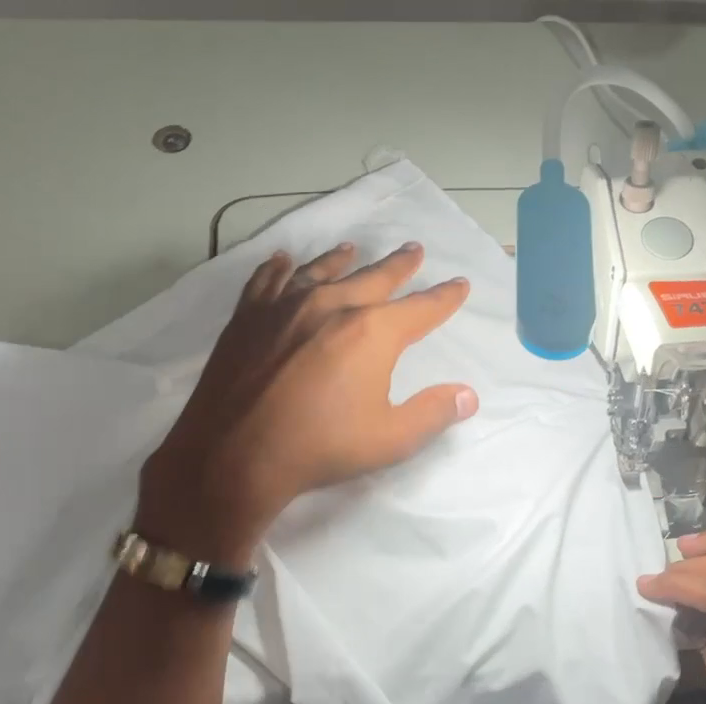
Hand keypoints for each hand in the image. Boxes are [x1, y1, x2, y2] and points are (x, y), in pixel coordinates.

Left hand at [139, 242, 475, 560]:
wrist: (237, 452)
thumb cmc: (322, 447)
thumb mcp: (391, 439)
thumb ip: (434, 413)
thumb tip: (468, 395)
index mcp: (372, 333)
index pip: (421, 309)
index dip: (444, 298)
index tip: (459, 285)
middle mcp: (331, 306)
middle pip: (374, 278)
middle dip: (399, 266)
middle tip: (414, 251)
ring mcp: (285, 307)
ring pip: (321, 271)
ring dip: (342, 258)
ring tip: (353, 249)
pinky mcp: (248, 317)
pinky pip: (269, 280)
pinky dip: (281, 267)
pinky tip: (285, 261)